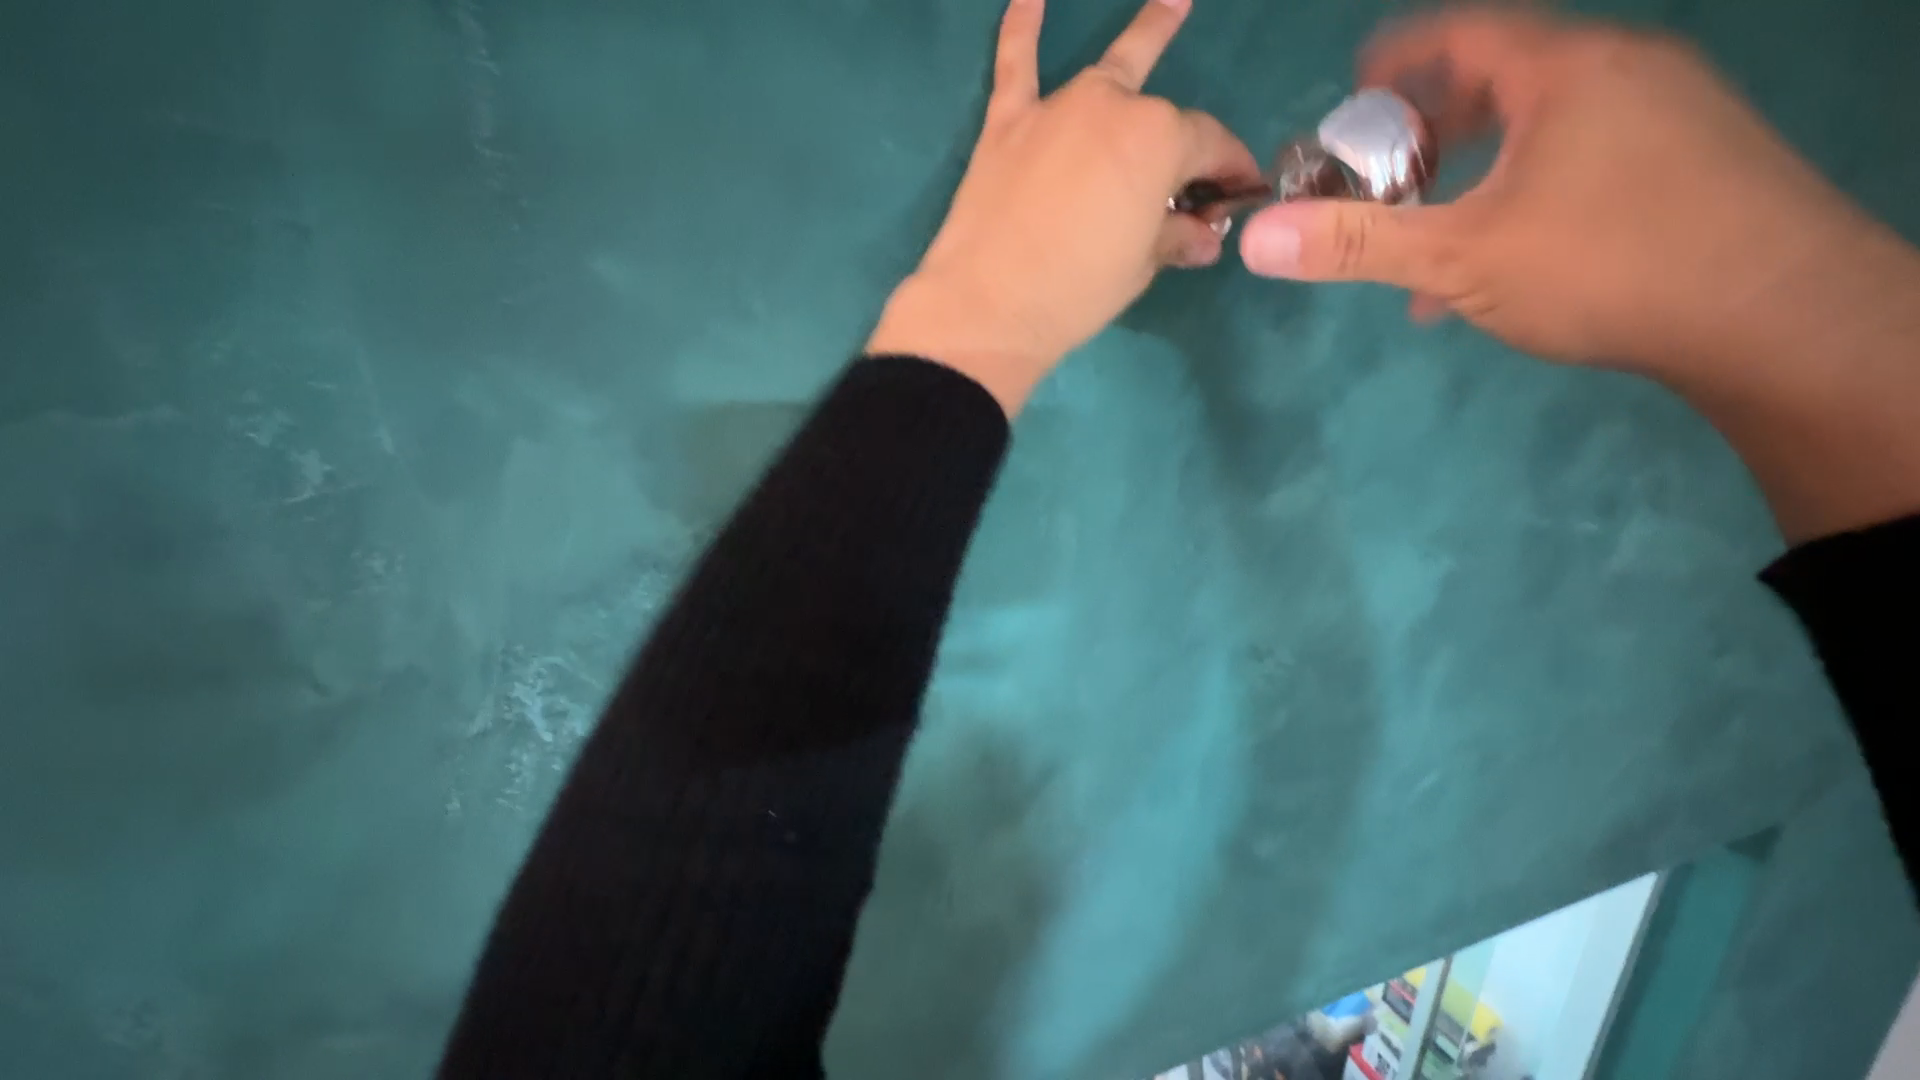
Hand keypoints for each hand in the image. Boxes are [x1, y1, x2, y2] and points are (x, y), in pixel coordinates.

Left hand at [868, 0, 1261, 415]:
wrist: (987, 306)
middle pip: (1162, 115)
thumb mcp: (1141, 267)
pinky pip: (1016, 63)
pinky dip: (1022, 27)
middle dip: (1185, 145)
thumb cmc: (1077, 292)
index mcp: (1159, 140)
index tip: (1239, 196)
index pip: (1210, 144)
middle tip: (1195, 180)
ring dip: (1145, 37)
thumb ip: (1175, 236)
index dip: (1230, 172)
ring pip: (1108, 69)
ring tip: (1175, 0)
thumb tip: (1203, 234)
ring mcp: (1057, 110)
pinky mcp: (1007, 124)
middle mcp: (1112, 107)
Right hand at [1237, 8, 1905, 376]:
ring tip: (1428, 234)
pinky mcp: (1691, 164)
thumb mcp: (1458, 257)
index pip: (1464, 32)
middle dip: (1428, 129)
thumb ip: (1354, 244)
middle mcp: (1623, 72)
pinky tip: (1493, 270)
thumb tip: (1254, 238)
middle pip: (1502, 80)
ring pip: (1541, 131)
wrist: (1776, 314)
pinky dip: (1522, 199)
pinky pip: (1581, 164)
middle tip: (1380, 172)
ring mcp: (1668, 116)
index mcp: (1565, 71)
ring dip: (1472, 177)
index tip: (1352, 86)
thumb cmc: (1605, 264)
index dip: (1397, 55)